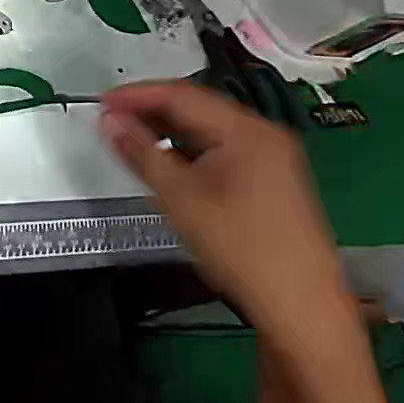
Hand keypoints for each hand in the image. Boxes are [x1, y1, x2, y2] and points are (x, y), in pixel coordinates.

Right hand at [99, 81, 348, 338]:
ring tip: (130, 136)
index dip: (136, 95)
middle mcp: (264, 135)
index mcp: (247, 131)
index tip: (103, 101)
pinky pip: (219, 147)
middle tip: (111, 117)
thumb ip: (140, 153)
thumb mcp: (180, 198)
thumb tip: (111, 122)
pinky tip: (165, 160)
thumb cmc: (245, 252)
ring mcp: (270, 156)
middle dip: (150, 110)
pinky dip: (187, 148)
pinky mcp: (268, 177)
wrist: (299, 306)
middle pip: (196, 108)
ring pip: (206, 128)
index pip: (181, 96)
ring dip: (167, 129)